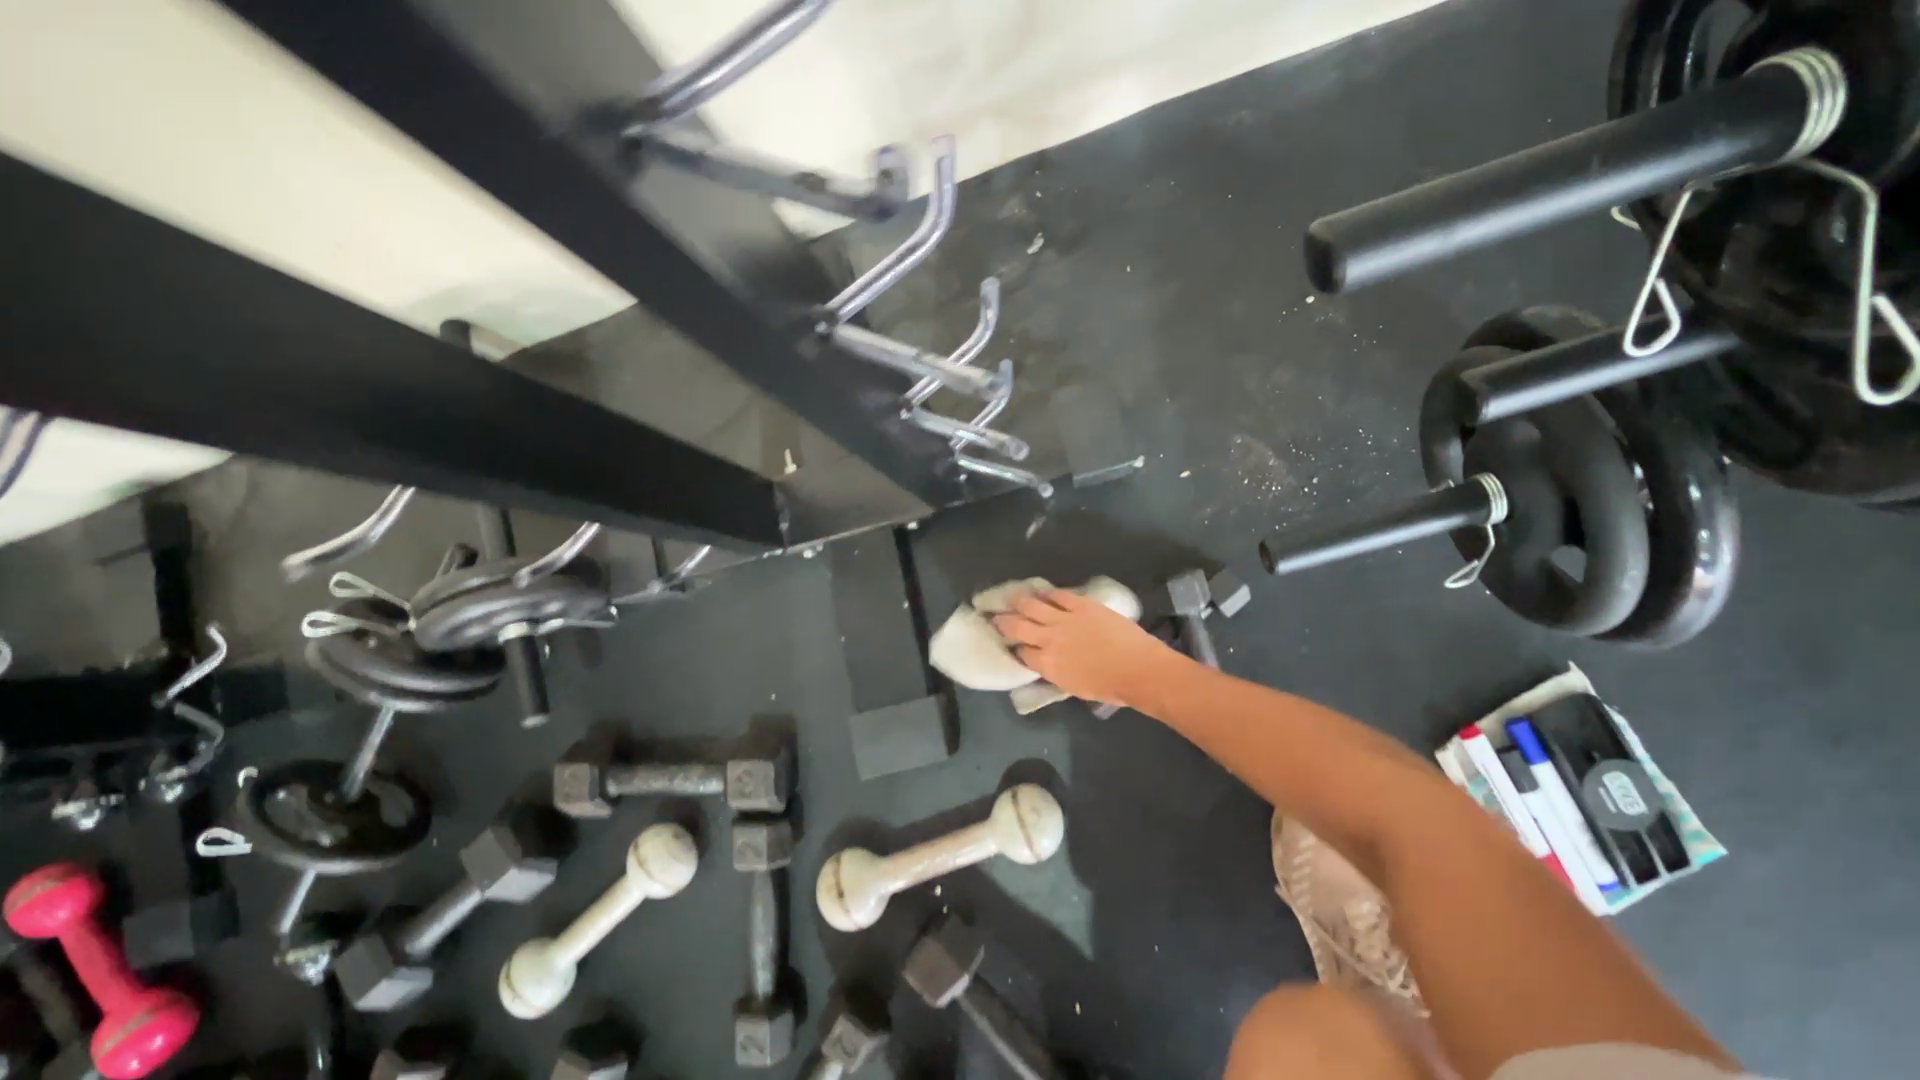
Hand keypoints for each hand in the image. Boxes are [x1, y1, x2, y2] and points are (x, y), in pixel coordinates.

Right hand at [992, 588, 1183, 706]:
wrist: (1137, 669)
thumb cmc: (1110, 687)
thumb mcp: (1074, 687)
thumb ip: (1056, 673)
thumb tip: (1048, 664)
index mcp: (1046, 664)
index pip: (1021, 653)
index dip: (1016, 648)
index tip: (1014, 645)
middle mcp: (1048, 639)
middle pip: (1017, 626)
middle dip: (1003, 621)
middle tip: (996, 616)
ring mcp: (1064, 619)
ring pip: (1032, 605)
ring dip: (1019, 601)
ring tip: (1012, 597)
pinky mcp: (1081, 605)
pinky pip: (1058, 595)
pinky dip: (1048, 593)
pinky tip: (1043, 592)